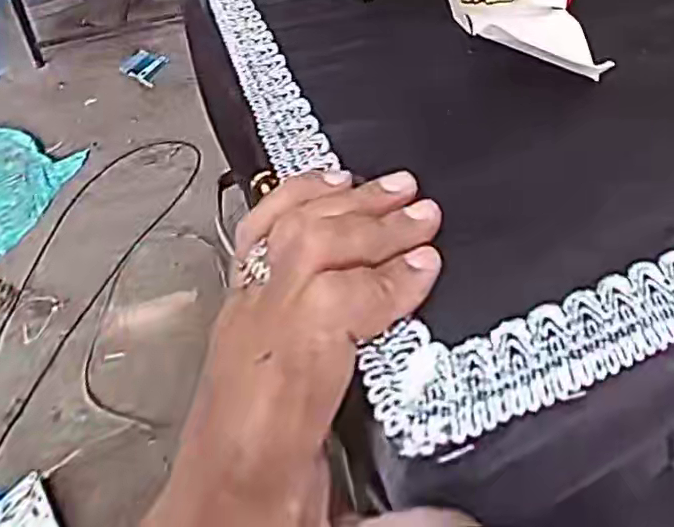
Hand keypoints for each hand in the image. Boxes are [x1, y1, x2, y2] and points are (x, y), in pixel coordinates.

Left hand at [144, 169, 442, 526]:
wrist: (206, 513)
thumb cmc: (260, 511)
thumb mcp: (335, 523)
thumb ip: (401, 514)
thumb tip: (468, 510)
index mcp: (277, 403)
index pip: (330, 308)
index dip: (387, 279)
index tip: (431, 262)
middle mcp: (253, 342)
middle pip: (310, 250)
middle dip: (376, 225)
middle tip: (425, 213)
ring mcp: (242, 312)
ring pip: (288, 230)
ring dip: (346, 202)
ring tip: (392, 186)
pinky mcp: (240, 297)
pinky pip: (259, 229)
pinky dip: (295, 194)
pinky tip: (327, 180)